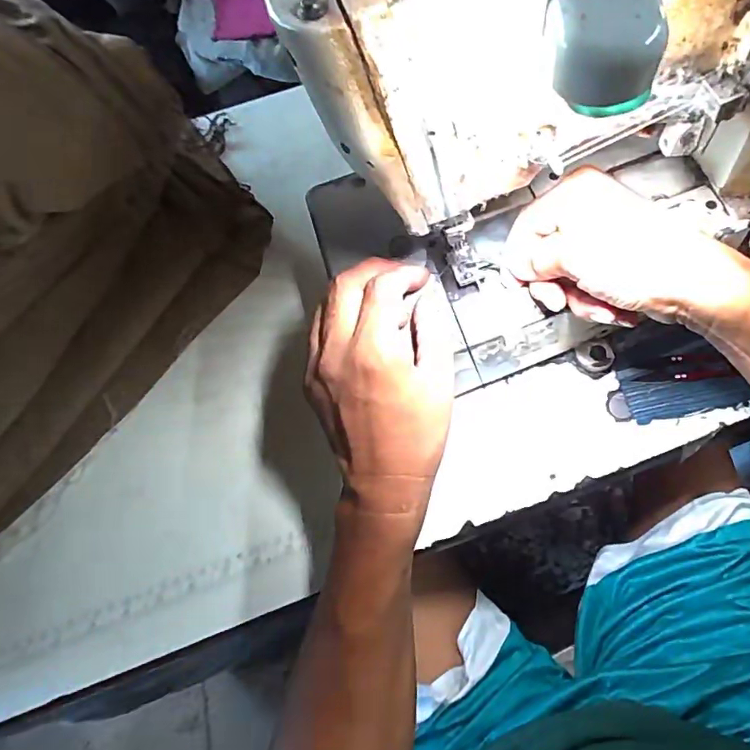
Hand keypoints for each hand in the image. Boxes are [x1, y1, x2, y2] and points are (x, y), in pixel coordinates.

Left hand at [305, 259, 455, 530]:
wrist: (382, 479)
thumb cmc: (417, 436)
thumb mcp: (439, 380)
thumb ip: (431, 330)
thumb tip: (423, 300)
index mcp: (373, 351)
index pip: (381, 288)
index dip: (404, 274)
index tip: (421, 279)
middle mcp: (337, 351)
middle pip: (344, 284)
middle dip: (374, 270)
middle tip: (399, 276)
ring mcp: (317, 364)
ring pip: (325, 303)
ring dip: (354, 288)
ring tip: (382, 295)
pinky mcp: (311, 377)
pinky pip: (319, 329)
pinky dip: (340, 313)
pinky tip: (363, 323)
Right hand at [503, 168, 749, 331]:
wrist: (692, 282)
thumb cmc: (646, 259)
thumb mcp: (570, 257)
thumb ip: (534, 260)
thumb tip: (520, 266)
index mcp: (574, 192)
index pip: (525, 227)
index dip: (520, 260)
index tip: (521, 283)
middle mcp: (588, 207)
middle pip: (545, 254)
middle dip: (555, 284)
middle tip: (560, 296)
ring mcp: (604, 233)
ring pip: (568, 274)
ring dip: (579, 296)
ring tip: (599, 299)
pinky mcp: (618, 257)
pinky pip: (590, 282)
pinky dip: (597, 298)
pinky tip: (613, 301)